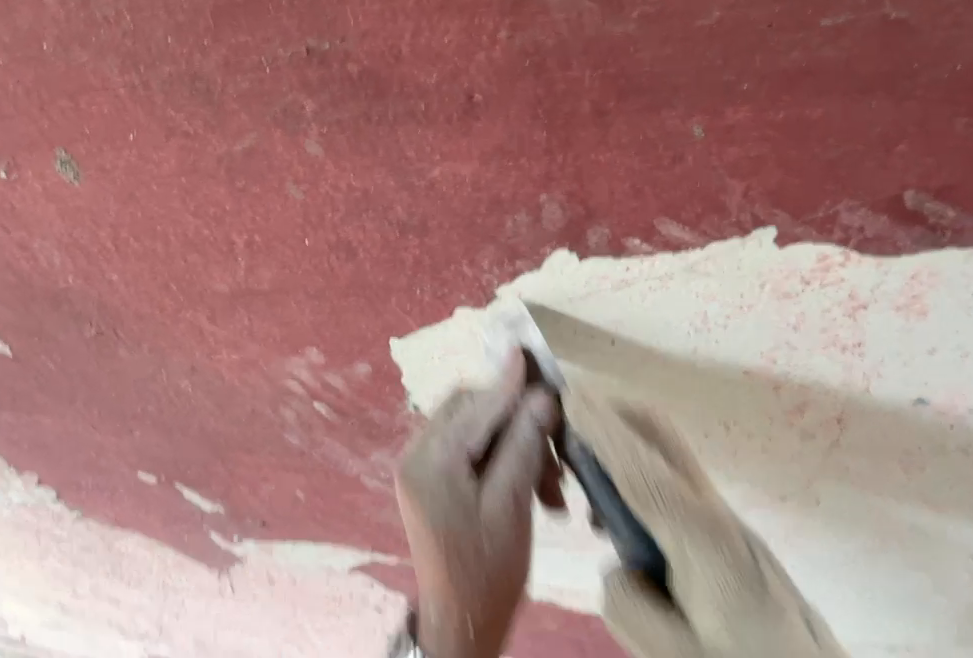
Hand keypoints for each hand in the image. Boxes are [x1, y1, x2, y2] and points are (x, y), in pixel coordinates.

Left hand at [395, 351, 563, 657]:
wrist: (461, 622)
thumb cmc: (488, 569)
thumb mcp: (512, 505)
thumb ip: (523, 444)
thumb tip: (540, 395)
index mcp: (431, 458)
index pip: (477, 407)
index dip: (508, 381)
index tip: (527, 349)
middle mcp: (417, 452)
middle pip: (472, 411)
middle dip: (517, 422)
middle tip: (555, 446)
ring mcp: (419, 465)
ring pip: (473, 430)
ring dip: (514, 445)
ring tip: (551, 487)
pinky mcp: (429, 479)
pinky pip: (466, 450)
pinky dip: (499, 459)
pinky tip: (531, 487)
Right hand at [566, 390, 844, 657]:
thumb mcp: (675, 656)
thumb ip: (627, 603)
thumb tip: (615, 567)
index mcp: (701, 537)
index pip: (638, 466)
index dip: (598, 426)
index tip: (566, 394)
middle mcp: (716, 514)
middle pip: (659, 434)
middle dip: (611, 412)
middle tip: (567, 423)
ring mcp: (729, 524)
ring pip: (665, 460)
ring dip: (622, 451)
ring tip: (585, 491)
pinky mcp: (732, 541)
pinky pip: (675, 490)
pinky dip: (639, 484)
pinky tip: (624, 532)